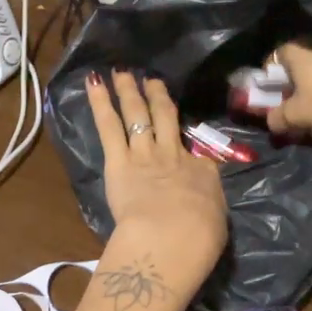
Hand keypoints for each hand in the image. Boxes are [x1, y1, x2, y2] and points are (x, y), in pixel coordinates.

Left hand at [84, 71, 226, 283]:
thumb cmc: (199, 238)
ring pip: (137, 115)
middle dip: (157, 96)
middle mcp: (174, 155)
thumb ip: (209, 207)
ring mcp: (144, 154)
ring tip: (121, 73)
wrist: (172, 235)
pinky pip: (109, 126)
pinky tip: (94, 82)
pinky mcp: (118, 161)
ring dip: (128, 91)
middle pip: (166, 118)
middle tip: (150, 78)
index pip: (199, 155)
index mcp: (202, 173)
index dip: (193, 147)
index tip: (186, 140)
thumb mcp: (217, 220)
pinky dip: (100, 102)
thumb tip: (207, 207)